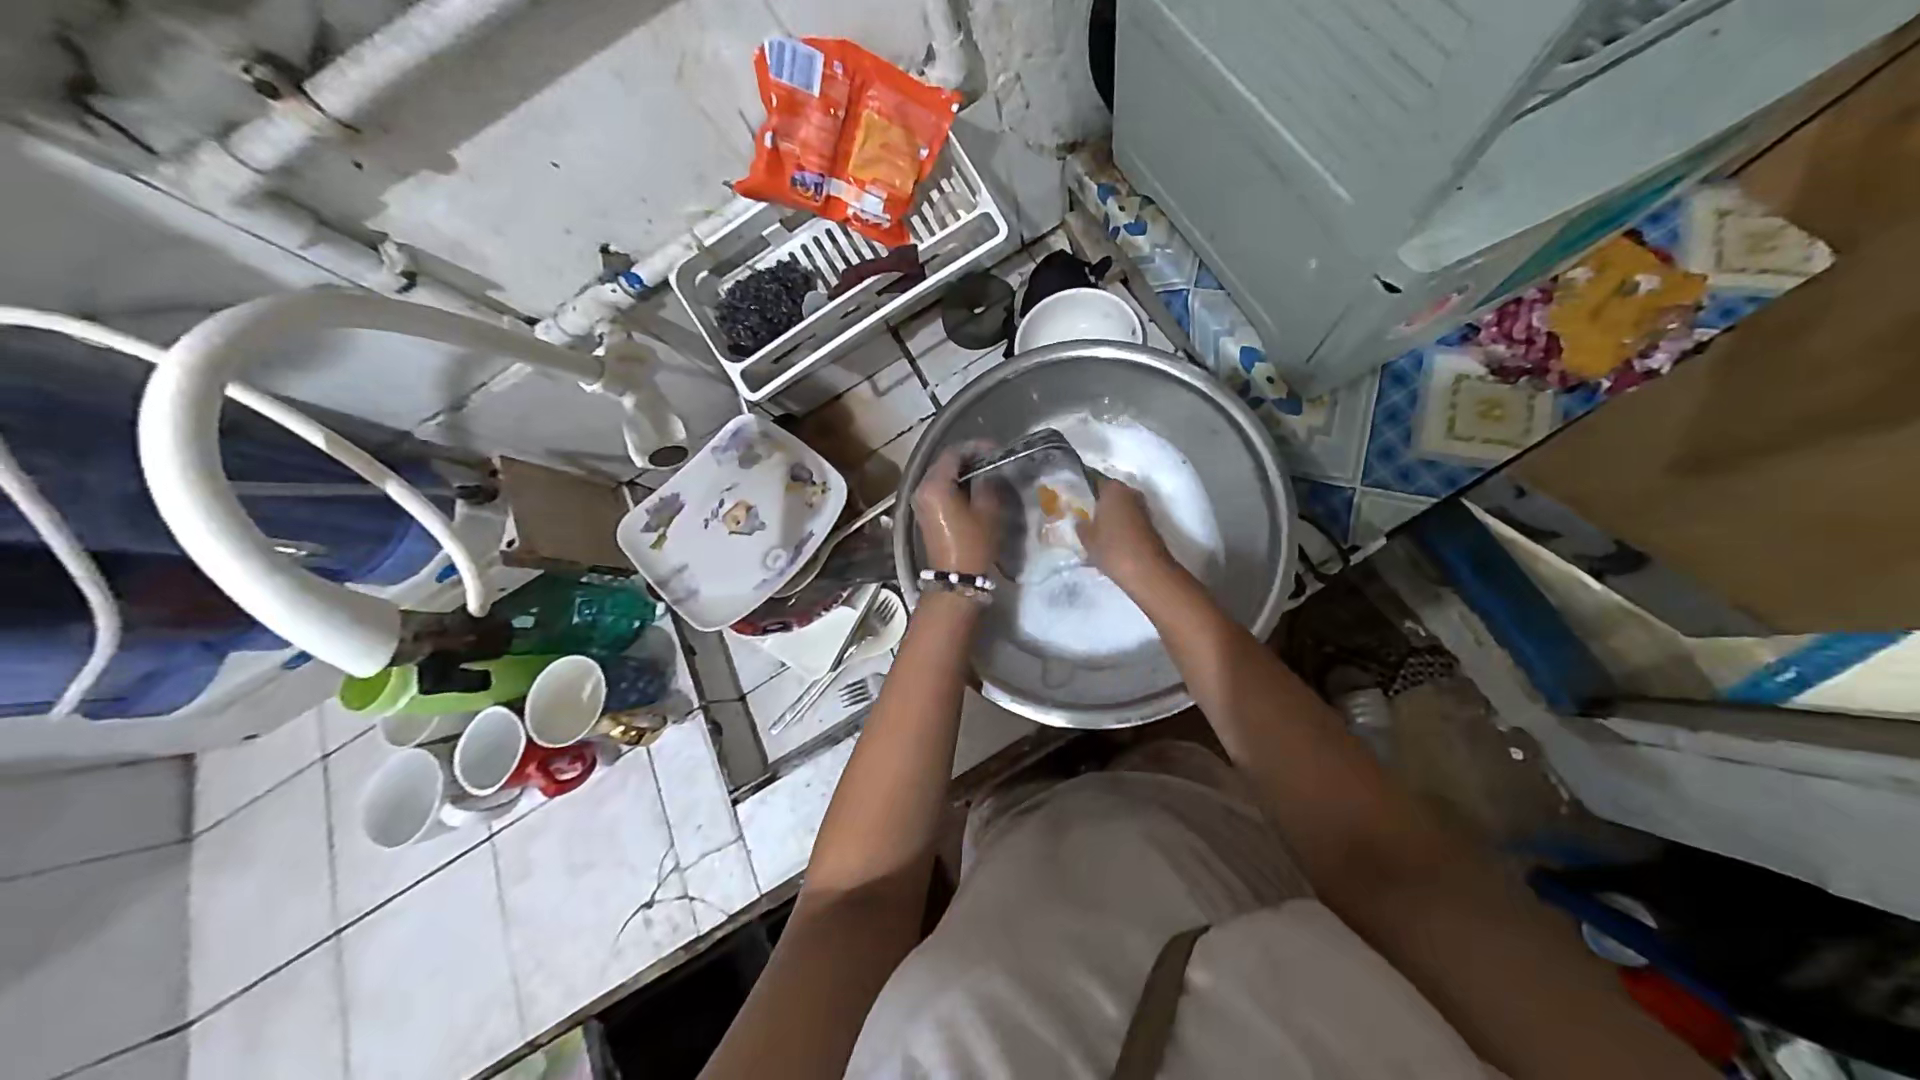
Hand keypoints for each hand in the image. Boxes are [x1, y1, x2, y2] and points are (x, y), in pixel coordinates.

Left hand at [912, 443, 1001, 575]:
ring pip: (940, 474)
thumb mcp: (987, 509)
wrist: (955, 578)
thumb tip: (987, 468)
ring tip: (985, 471)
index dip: (975, 447)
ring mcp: (920, 501)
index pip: (953, 453)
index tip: (995, 449)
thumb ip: (986, 481)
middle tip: (991, 458)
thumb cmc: (972, 543)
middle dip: (967, 457)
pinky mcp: (924, 511)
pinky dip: (954, 483)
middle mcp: (921, 488)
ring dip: (961, 470)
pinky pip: (938, 488)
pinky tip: (972, 487)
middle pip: (944, 462)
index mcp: (934, 485)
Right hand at [1076, 473, 1174, 587]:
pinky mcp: (1150, 523)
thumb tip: (1080, 520)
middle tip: (1087, 518)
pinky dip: (1122, 526)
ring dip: (1112, 516)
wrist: (1146, 569)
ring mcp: (1143, 507)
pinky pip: (1130, 519)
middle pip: (1111, 495)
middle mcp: (1130, 492)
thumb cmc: (1111, 548)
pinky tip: (1113, 541)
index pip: (1095, 481)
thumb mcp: (1087, 538)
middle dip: (1100, 504)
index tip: (1077, 502)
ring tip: (1099, 533)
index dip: (1086, 491)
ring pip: (1122, 507)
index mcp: (1113, 489)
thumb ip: (1081, 525)